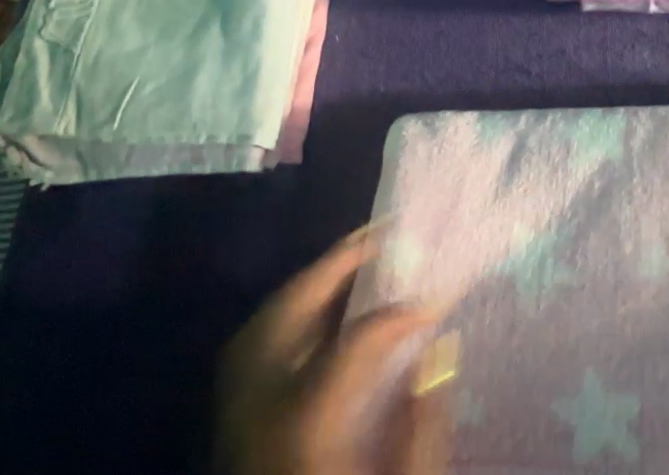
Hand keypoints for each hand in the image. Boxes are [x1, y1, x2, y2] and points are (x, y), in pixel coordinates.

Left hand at [219, 226, 451, 474]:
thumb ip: (423, 428)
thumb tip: (437, 350)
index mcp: (306, 428)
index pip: (357, 341)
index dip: (403, 311)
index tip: (441, 297)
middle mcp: (257, 414)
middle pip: (287, 314)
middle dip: (336, 264)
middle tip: (384, 233)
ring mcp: (232, 423)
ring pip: (258, 327)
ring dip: (307, 286)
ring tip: (354, 262)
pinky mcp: (228, 435)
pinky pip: (251, 353)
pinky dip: (285, 319)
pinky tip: (319, 318)